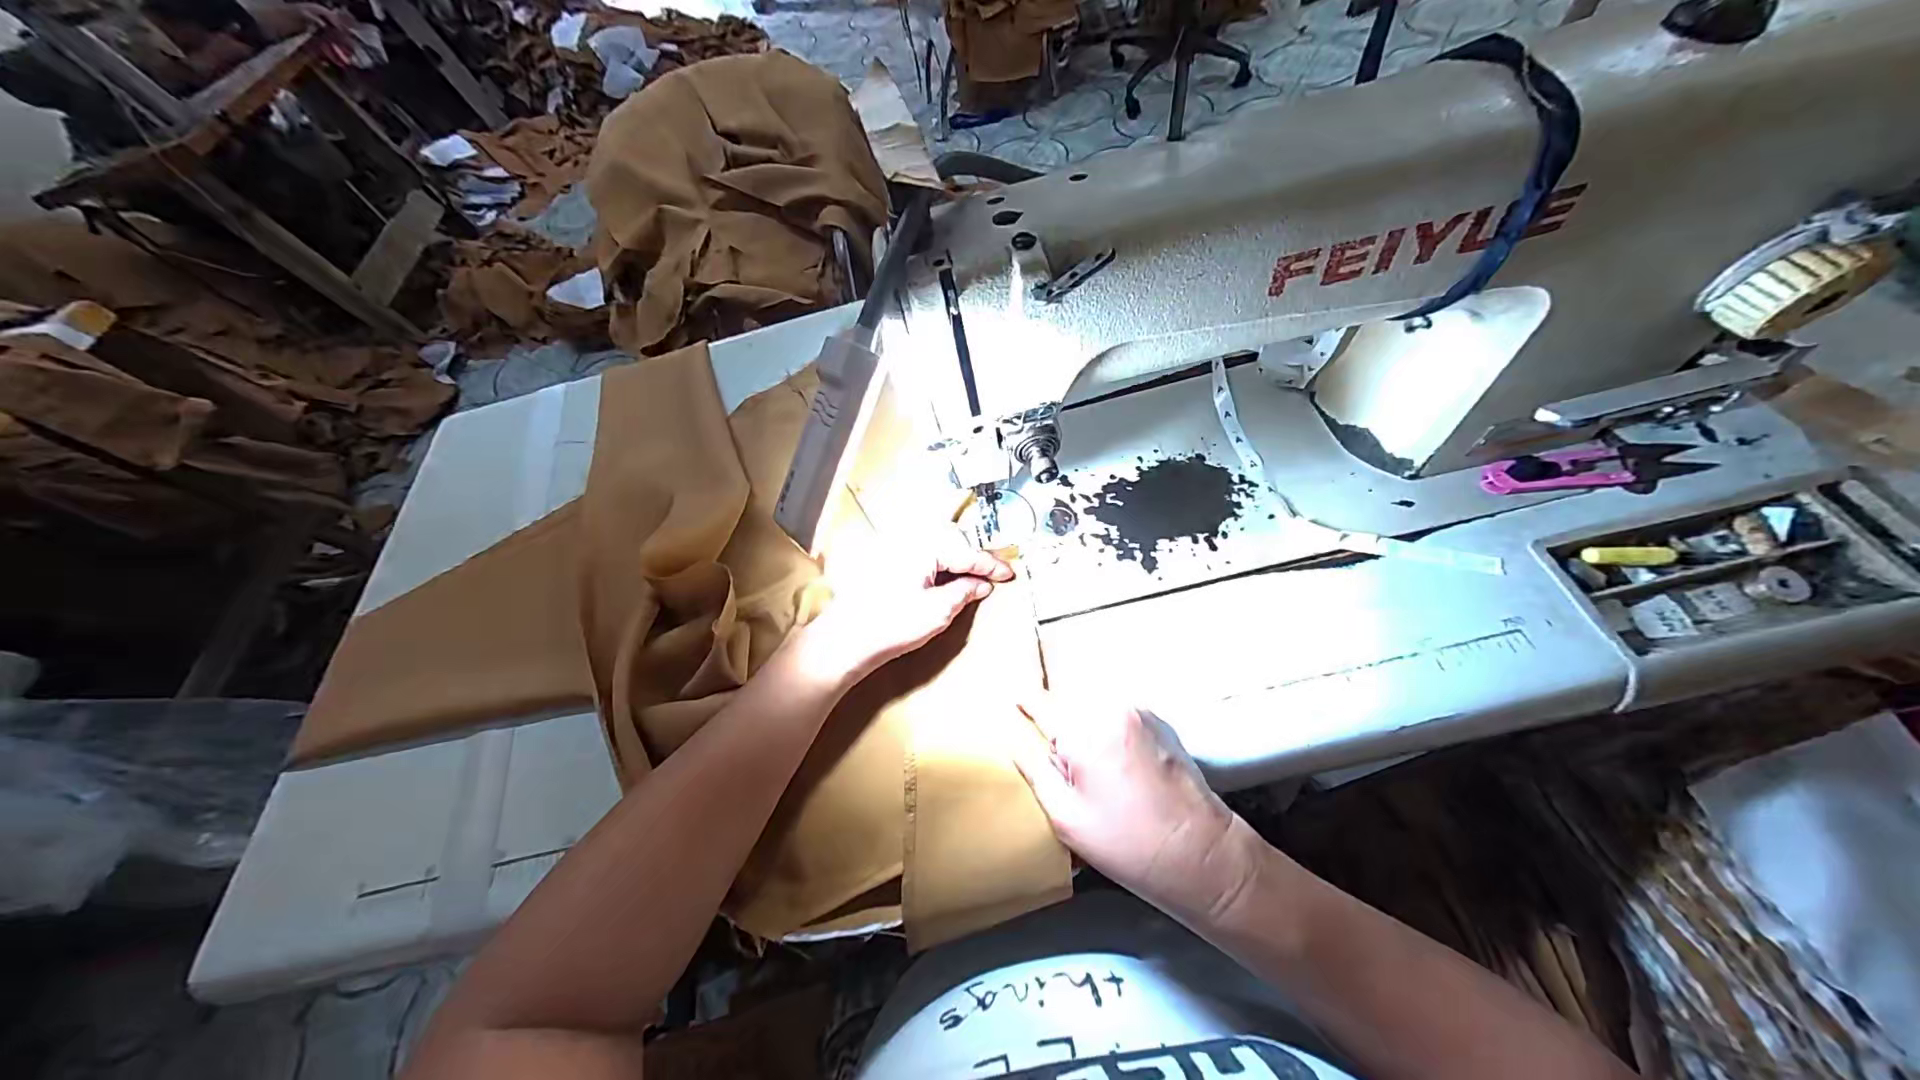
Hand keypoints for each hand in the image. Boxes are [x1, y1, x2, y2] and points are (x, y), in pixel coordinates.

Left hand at [801, 535, 1013, 682]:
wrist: (845, 640)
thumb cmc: (888, 626)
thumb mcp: (938, 611)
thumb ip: (964, 591)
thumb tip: (981, 584)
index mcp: (924, 545)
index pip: (967, 552)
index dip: (991, 565)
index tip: (1008, 574)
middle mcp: (907, 539)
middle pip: (952, 539)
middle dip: (972, 557)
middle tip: (991, 576)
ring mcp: (892, 547)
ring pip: (935, 543)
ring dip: (954, 558)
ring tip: (970, 579)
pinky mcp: (882, 560)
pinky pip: (919, 552)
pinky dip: (936, 563)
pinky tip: (942, 580)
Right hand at [1012, 698, 1260, 922]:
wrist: (1203, 854)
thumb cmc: (1129, 843)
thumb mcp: (1066, 817)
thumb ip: (1034, 771)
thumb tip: (1015, 741)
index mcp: (1085, 731)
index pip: (1041, 703)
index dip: (1024, 705)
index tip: (1013, 706)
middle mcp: (1113, 710)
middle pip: (1069, 704)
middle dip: (1059, 725)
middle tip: (1059, 763)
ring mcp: (1141, 713)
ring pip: (1095, 709)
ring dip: (1085, 728)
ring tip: (1091, 771)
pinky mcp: (1161, 723)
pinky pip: (1119, 716)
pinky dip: (1110, 731)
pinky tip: (1117, 768)